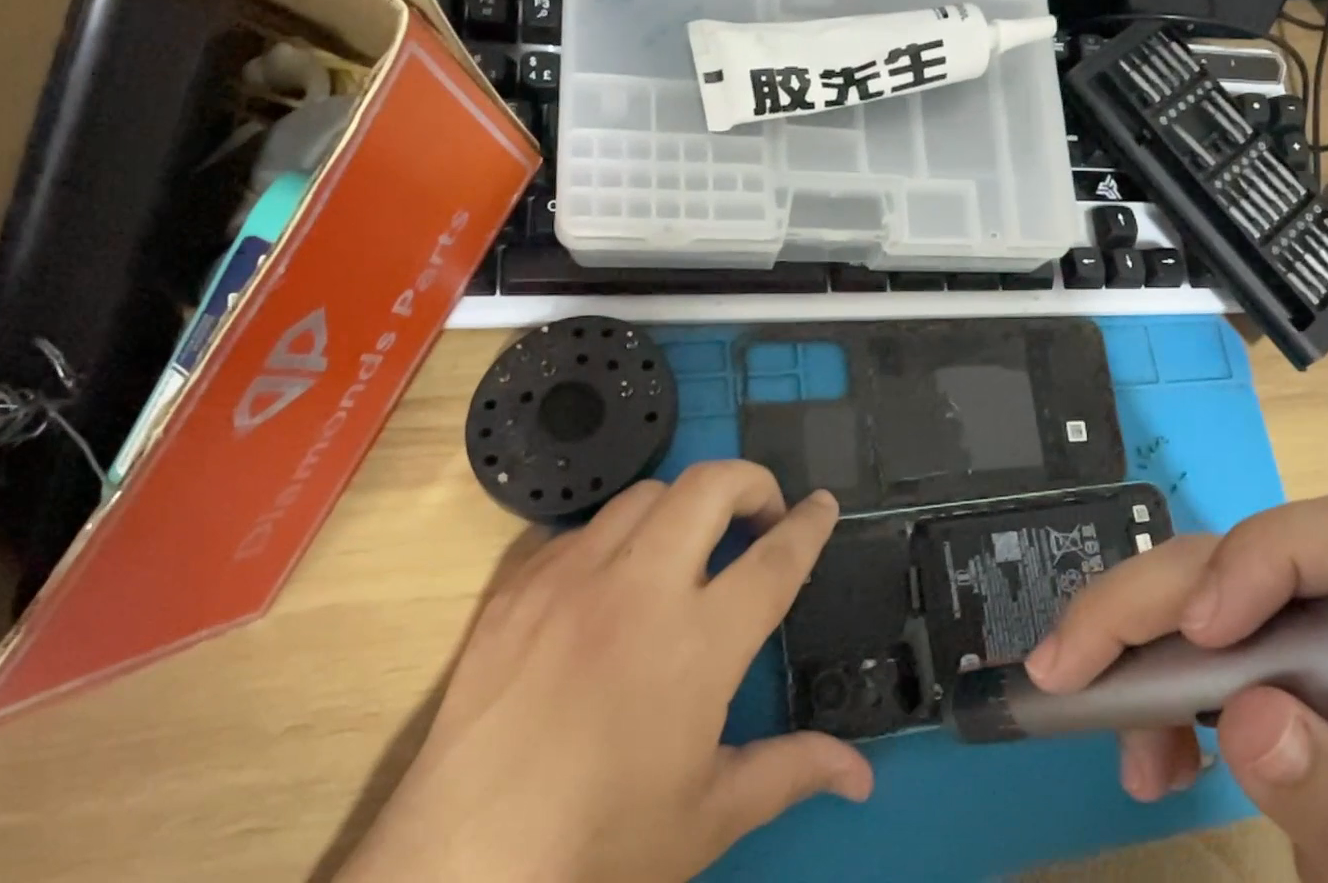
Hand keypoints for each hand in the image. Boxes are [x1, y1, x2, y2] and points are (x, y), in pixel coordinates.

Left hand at [338, 461, 871, 882]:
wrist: (466, 858)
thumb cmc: (601, 838)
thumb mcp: (711, 814)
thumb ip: (792, 772)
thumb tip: (861, 775)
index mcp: (700, 642)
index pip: (774, 559)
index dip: (808, 525)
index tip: (823, 505)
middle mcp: (640, 588)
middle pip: (709, 487)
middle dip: (751, 482)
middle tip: (761, 517)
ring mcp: (571, 577)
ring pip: (643, 494)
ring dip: (682, 506)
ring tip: (688, 548)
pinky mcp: (517, 585)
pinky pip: (579, 529)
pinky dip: (615, 537)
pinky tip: (611, 583)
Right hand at [1025, 493, 1327, 881]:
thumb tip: (1248, 718)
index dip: (1269, 555)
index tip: (1200, 631)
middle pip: (1234, 554)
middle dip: (1143, 603)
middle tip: (1068, 669)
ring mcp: (1288, 633)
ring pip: (1185, 587)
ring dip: (1122, 646)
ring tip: (1101, 731)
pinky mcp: (1242, 659)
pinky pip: (1166, 638)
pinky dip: (1130, 685)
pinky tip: (1146, 761)